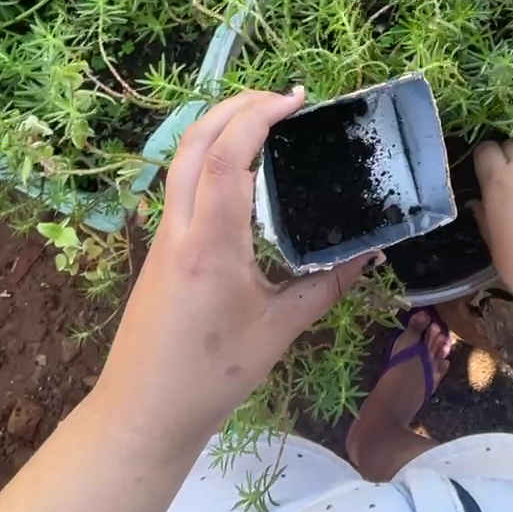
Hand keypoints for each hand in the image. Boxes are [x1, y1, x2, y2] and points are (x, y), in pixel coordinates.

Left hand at [96, 88, 377, 442]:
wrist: (141, 413)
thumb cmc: (212, 376)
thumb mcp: (279, 330)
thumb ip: (327, 285)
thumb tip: (370, 253)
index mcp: (210, 245)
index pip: (225, 160)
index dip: (257, 117)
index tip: (295, 100)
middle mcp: (180, 228)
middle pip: (194, 141)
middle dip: (236, 105)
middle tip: (284, 99)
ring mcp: (164, 233)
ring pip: (181, 156)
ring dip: (219, 123)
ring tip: (265, 118)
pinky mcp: (161, 243)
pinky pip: (181, 179)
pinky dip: (210, 151)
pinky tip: (240, 165)